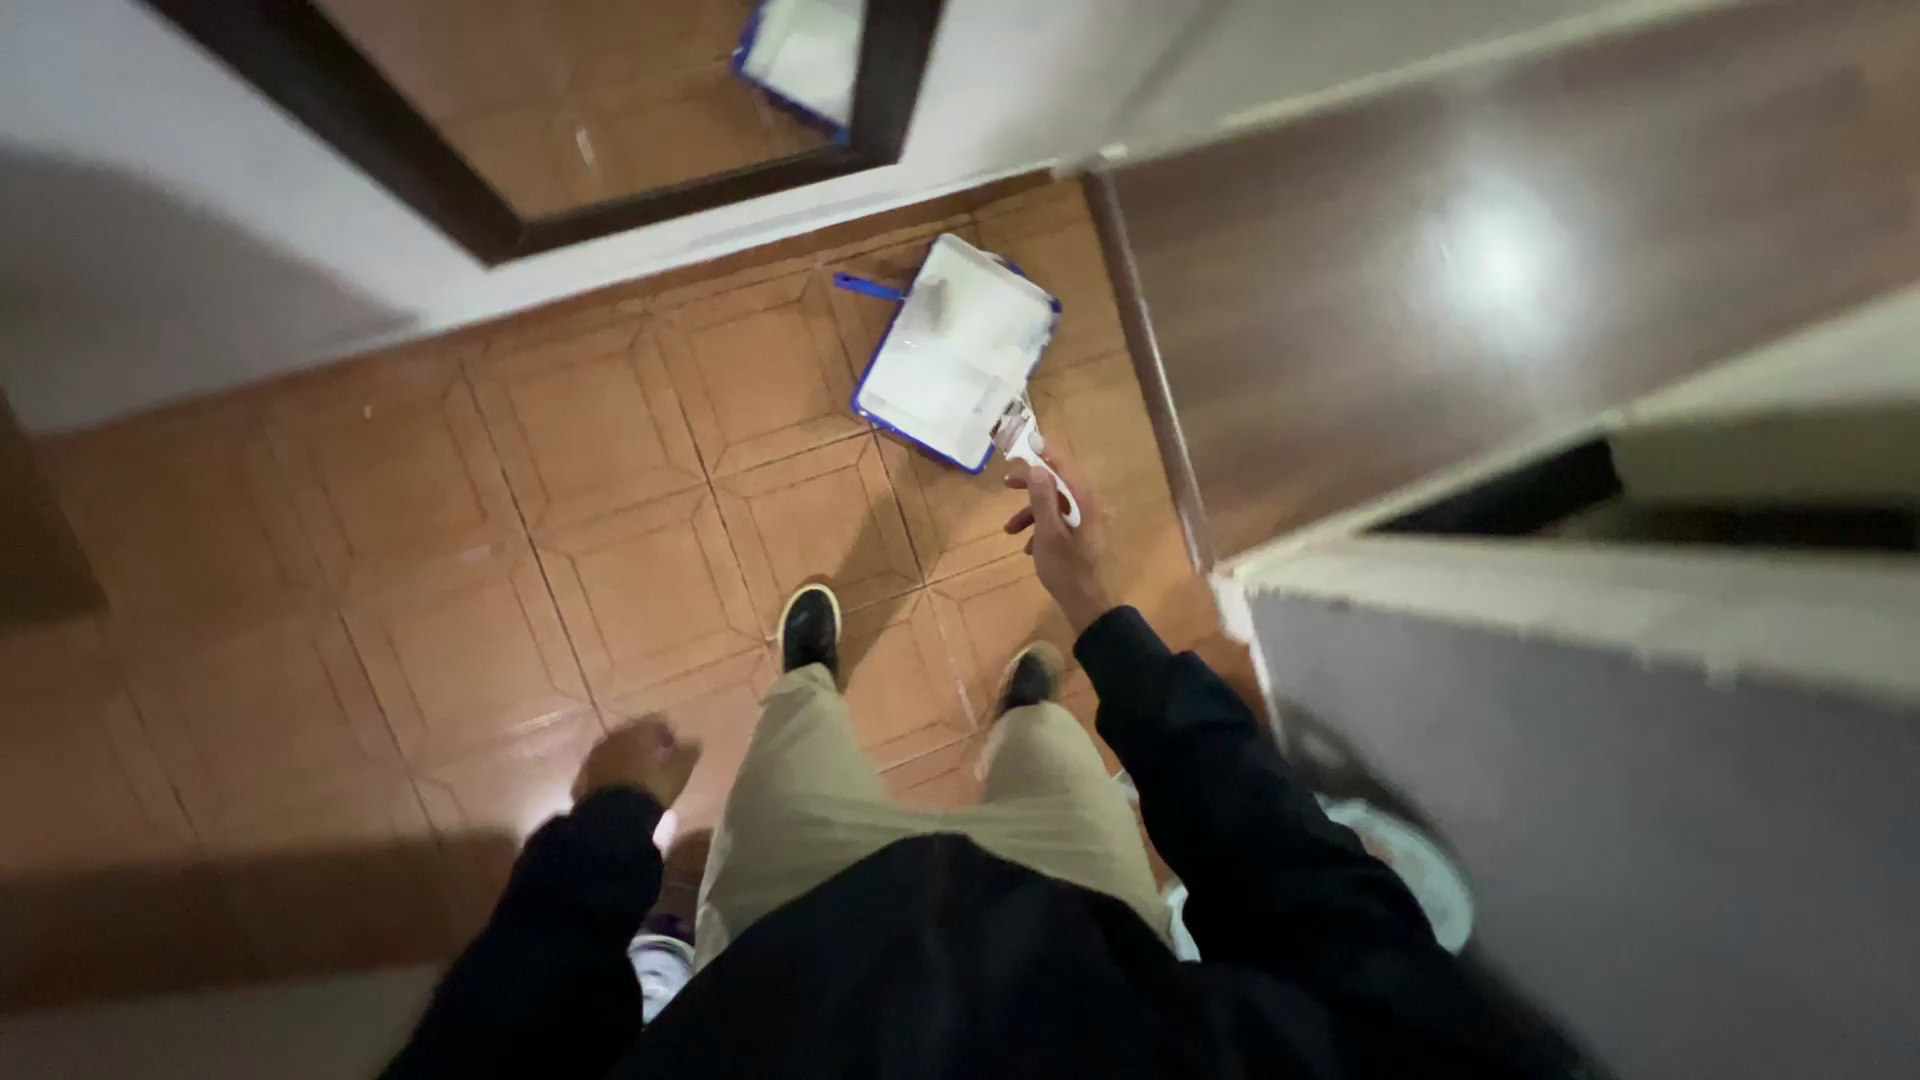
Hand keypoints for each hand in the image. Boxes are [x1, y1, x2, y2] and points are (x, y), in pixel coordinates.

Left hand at [573, 718, 701, 808]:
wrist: (611, 818)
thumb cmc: (651, 788)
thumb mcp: (679, 772)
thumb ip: (688, 753)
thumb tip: (694, 741)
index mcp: (640, 731)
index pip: (658, 722)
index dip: (669, 735)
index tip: (676, 750)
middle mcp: (616, 736)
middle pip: (634, 734)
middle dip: (646, 744)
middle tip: (657, 761)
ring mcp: (596, 755)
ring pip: (617, 749)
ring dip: (627, 757)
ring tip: (638, 774)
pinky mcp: (583, 775)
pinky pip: (603, 767)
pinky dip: (612, 771)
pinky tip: (620, 786)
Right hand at [1002, 445, 1117, 634]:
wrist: (1091, 605)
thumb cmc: (1067, 570)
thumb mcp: (1049, 534)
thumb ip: (1043, 499)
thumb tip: (1037, 467)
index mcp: (1083, 501)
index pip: (1064, 465)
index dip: (1045, 451)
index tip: (1025, 441)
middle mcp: (1090, 506)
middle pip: (1059, 483)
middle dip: (1031, 484)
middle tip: (1006, 485)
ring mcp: (1089, 522)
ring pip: (1056, 505)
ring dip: (1032, 512)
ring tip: (1010, 530)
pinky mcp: (1085, 537)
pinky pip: (1061, 522)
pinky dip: (1043, 528)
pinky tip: (1030, 548)